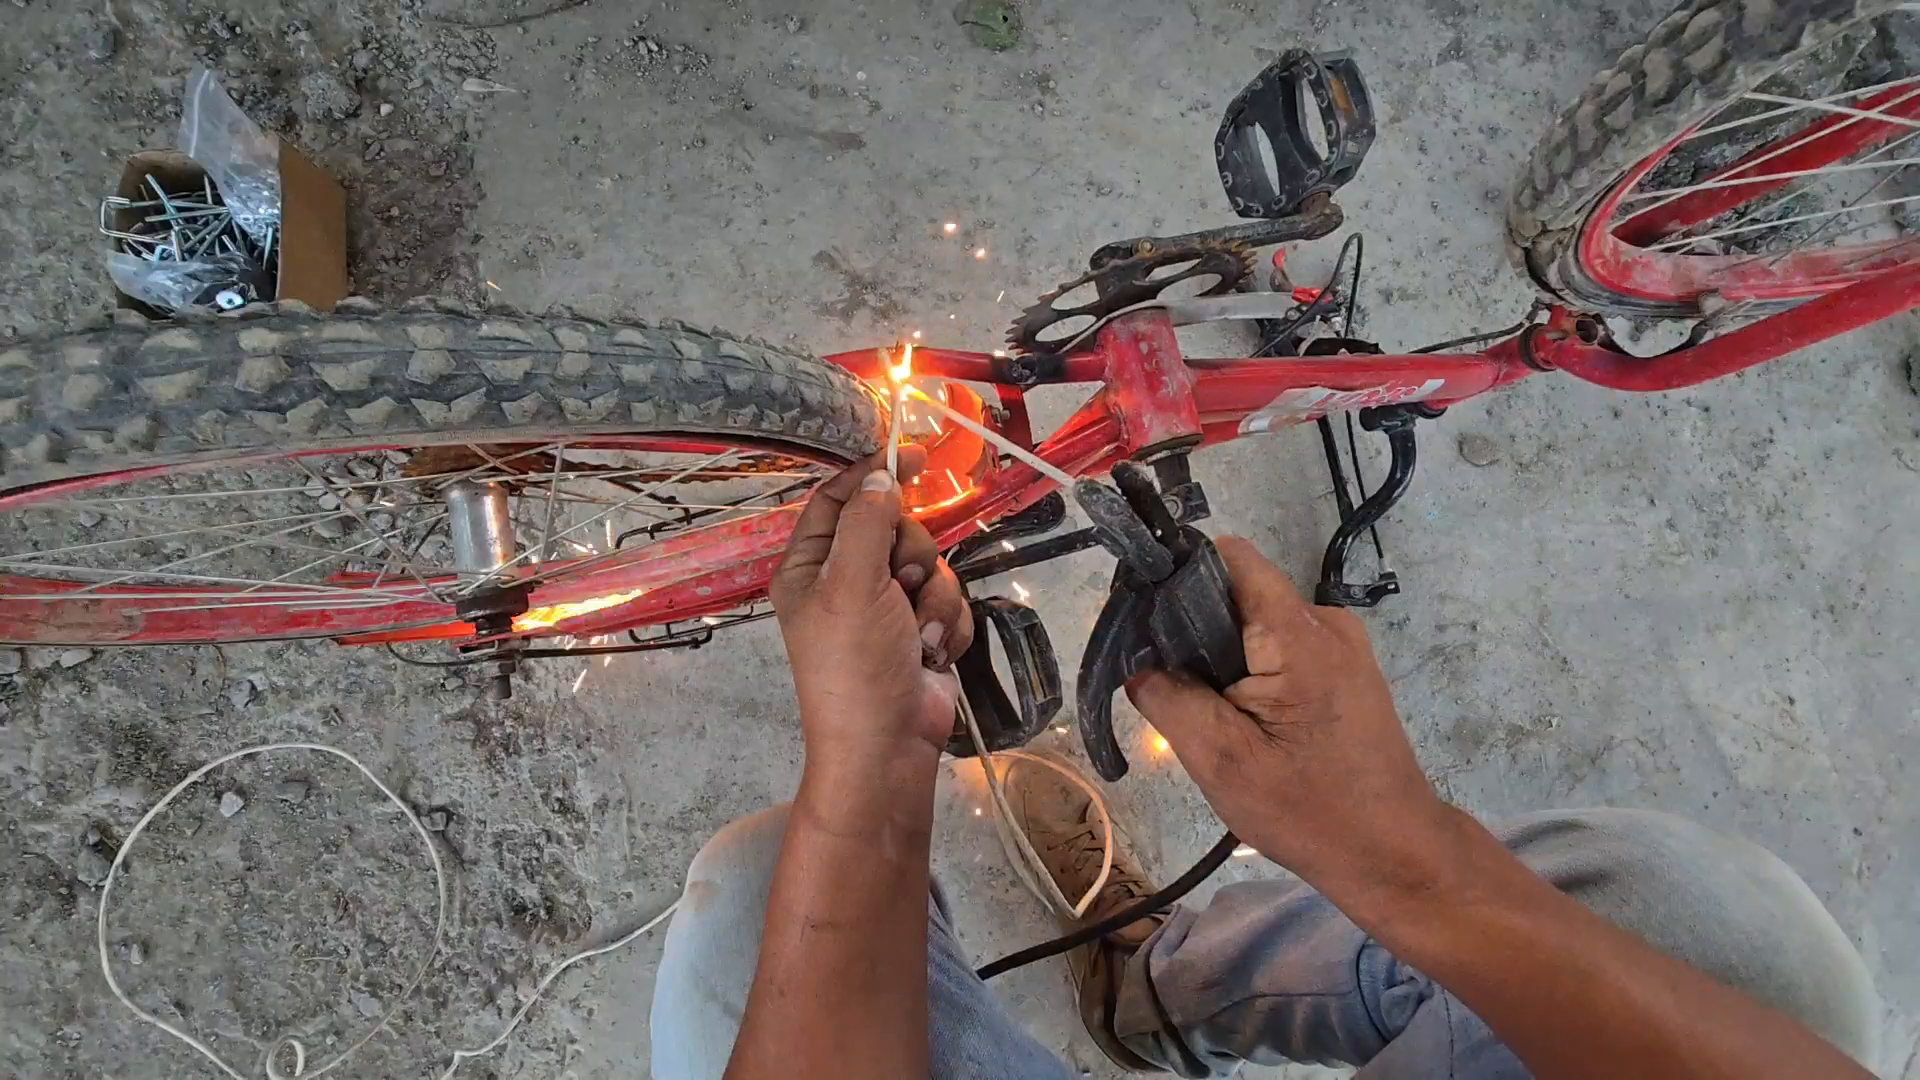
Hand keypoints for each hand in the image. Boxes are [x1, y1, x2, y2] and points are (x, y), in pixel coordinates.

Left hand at [771, 446, 974, 757]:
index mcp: (810, 566)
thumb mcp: (852, 585)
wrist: (890, 745)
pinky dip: (948, 624)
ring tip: (919, 634)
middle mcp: (846, 579)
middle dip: (913, 557)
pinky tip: (933, 652)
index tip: (914, 454)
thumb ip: (867, 522)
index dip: (873, 473)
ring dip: (935, 599)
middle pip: (895, 527)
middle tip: (903, 585)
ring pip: (931, 564)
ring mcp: (886, 605)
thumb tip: (879, 475)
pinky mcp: (921, 627)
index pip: (839, 499)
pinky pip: (949, 598)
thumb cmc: (855, 665)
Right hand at [1125, 536, 1444, 881]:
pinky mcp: (1343, 666)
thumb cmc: (1309, 809)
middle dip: (1194, 628)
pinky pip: (1277, 643)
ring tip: (1208, 708)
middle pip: (1237, 591)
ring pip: (1254, 621)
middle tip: (1172, 682)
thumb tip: (1135, 662)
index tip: (1146, 618)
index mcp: (1296, 633)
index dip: (1179, 575)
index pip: (1229, 560)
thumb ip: (1168, 698)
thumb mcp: (1220, 758)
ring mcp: (1340, 643)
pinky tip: (1243, 716)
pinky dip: (1249, 667)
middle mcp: (1324, 620)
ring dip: (1222, 654)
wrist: (1395, 857)